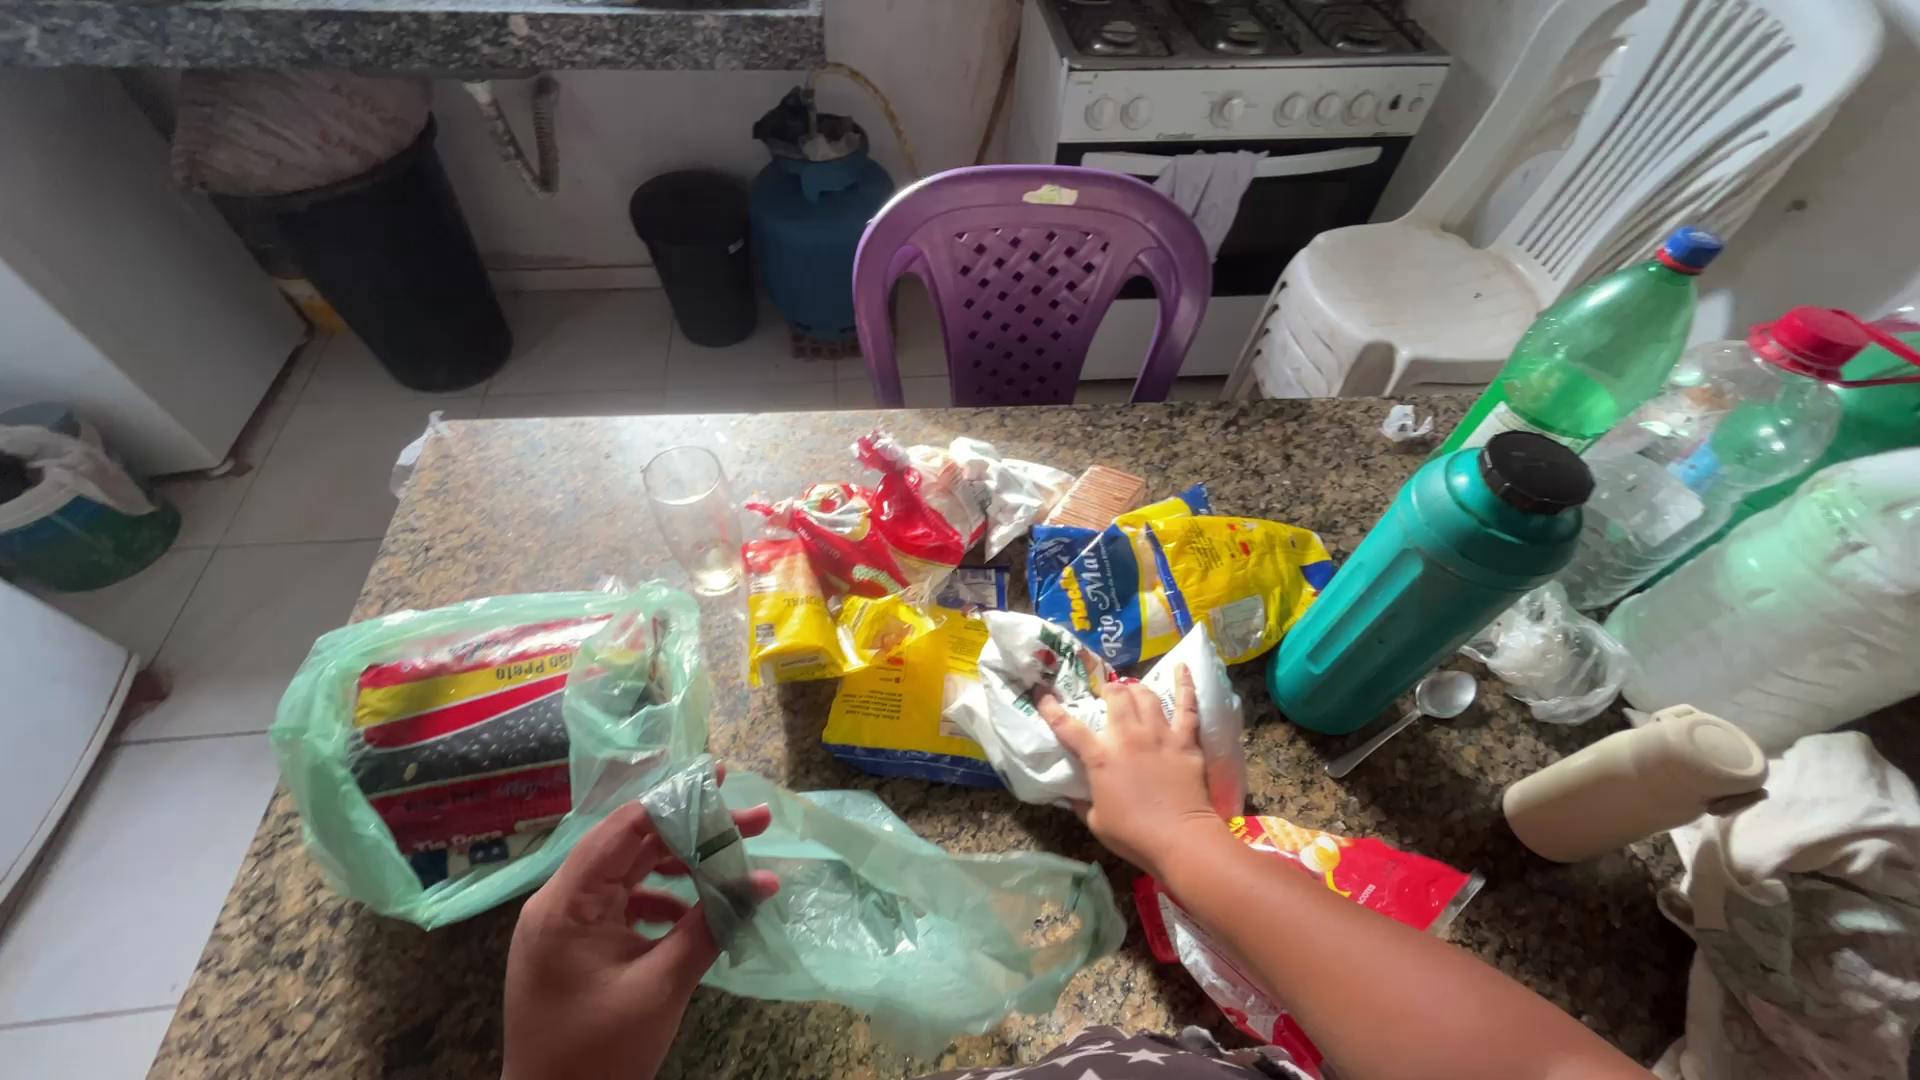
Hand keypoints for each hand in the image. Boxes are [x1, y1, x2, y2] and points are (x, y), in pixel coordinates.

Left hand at [503, 766, 780, 1079]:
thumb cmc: (599, 1054)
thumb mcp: (662, 985)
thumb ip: (713, 924)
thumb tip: (766, 880)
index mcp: (567, 905)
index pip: (623, 829)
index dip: (673, 799)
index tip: (718, 778)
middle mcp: (560, 902)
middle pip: (634, 845)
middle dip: (693, 831)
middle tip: (751, 819)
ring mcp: (566, 923)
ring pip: (632, 870)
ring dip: (682, 864)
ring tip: (732, 863)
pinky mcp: (577, 942)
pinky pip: (624, 899)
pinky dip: (663, 896)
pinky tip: (694, 910)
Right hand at [1036, 664, 1228, 879]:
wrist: (1180, 840)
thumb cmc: (1133, 835)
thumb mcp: (1095, 821)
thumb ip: (1081, 801)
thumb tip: (1070, 792)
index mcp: (1100, 757)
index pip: (1068, 726)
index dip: (1051, 708)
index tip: (1042, 693)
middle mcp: (1128, 737)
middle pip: (1115, 697)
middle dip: (1107, 690)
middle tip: (1105, 694)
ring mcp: (1159, 735)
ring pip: (1145, 696)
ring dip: (1136, 689)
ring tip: (1132, 690)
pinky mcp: (1185, 740)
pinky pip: (1187, 706)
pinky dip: (1185, 685)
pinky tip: (1182, 667)